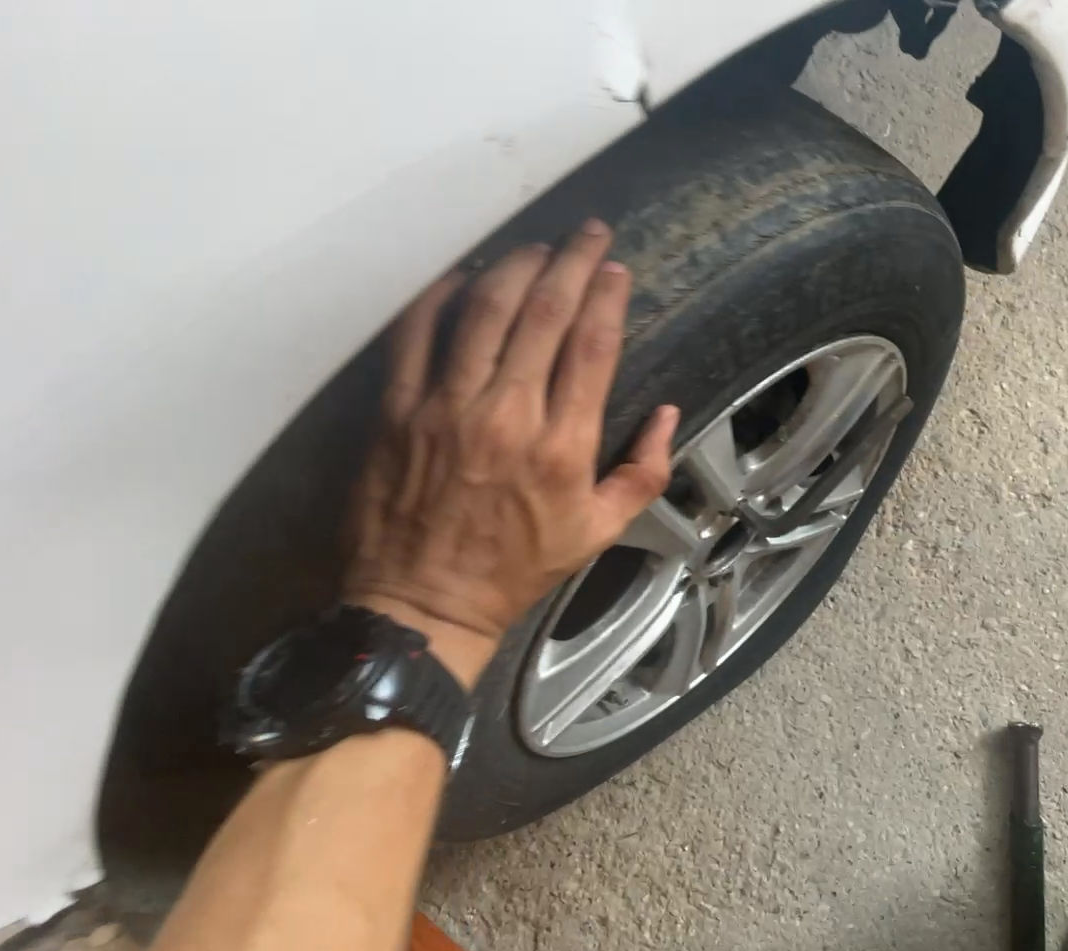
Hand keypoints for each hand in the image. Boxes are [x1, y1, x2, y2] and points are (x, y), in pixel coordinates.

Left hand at [342, 224, 678, 687]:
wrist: (425, 600)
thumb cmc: (521, 568)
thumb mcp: (601, 531)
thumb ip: (644, 472)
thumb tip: (670, 415)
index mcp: (563, 447)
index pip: (591, 349)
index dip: (608, 299)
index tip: (617, 269)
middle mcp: (507, 415)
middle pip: (543, 315)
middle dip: (571, 263)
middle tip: (588, 232)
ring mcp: (446, 407)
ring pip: (482, 312)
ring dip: (513, 267)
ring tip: (537, 246)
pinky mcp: (398, 410)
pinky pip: (415, 335)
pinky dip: (437, 296)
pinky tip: (460, 274)